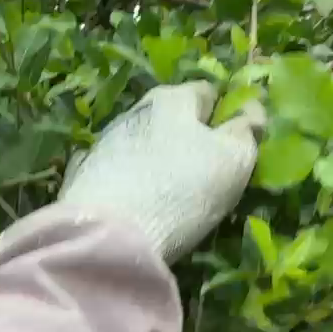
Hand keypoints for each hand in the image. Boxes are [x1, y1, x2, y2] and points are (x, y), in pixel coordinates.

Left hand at [57, 82, 264, 262]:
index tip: (229, 147)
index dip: (222, 116)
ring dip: (152, 162)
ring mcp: (101, 144)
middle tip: (199, 177)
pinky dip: (124, 183)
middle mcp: (133, 112)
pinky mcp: (80, 178)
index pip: (207, 93)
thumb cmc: (178, 193)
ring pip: (139, 146)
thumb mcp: (232, 162)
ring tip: (164, 197)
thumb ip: (245, 132)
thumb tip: (251, 109)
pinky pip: (112, 173)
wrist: (105, 238)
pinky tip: (131, 205)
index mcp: (172, 99)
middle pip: (169, 120)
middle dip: (184, 141)